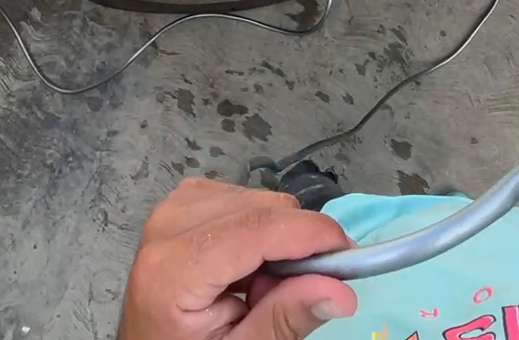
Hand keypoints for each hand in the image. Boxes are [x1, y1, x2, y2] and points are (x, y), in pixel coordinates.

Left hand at [118, 179, 358, 339]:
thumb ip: (285, 320)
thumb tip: (342, 292)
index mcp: (173, 270)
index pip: (256, 229)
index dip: (310, 233)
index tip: (351, 254)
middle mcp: (168, 225)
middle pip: (261, 209)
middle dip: (294, 245)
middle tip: (294, 294)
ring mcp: (172, 207)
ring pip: (257, 198)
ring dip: (275, 237)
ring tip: (258, 285)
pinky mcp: (181, 200)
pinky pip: (242, 196)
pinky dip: (257, 226)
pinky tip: (245, 263)